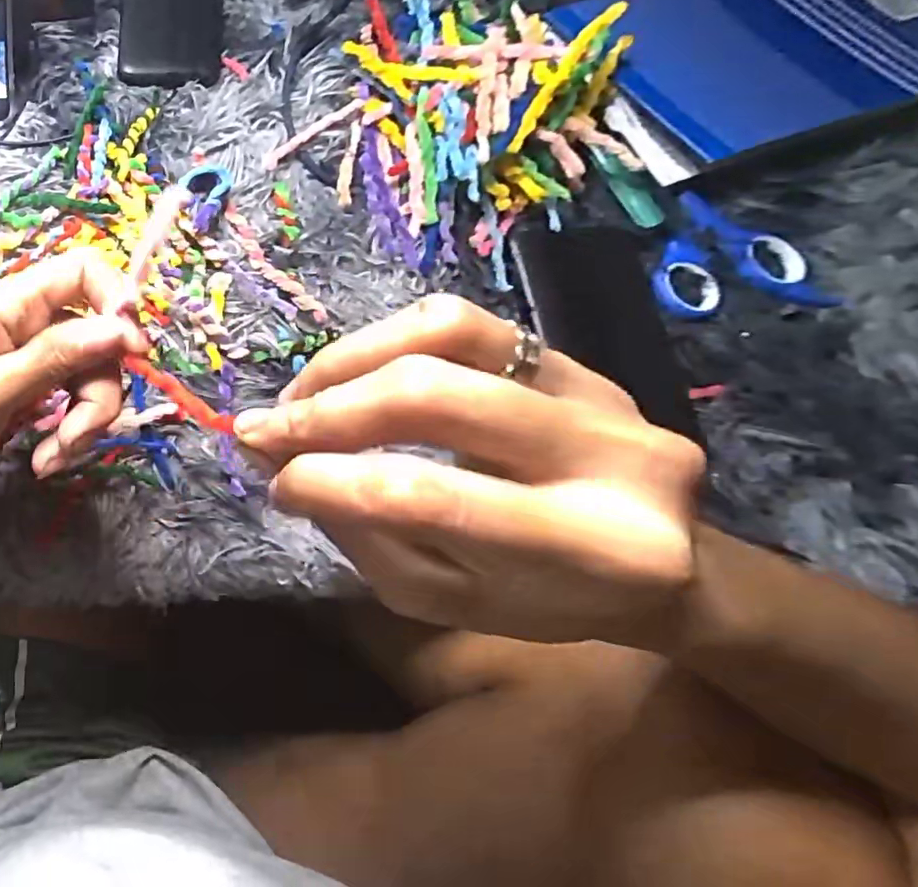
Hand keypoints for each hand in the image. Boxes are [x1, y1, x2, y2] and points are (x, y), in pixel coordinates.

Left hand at [0, 251, 149, 476]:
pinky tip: (47, 458)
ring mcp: (37, 346)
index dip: (118, 300)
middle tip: (76, 439)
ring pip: (95, 371)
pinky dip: (73, 428)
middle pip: (100, 335)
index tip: (131, 351)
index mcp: (11, 303)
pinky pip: (78, 392)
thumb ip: (53, 357)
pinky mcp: (40, 375)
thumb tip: (121, 329)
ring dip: (86, 420)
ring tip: (52, 458)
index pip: (84, 269)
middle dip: (100, 391)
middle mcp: (31, 317)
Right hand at [234, 295, 705, 647]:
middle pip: (429, 397)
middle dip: (325, 412)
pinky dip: (379, 340)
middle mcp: (611, 452)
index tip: (272, 481)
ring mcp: (592, 385)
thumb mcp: (439, 596)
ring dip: (344, 364)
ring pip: (441, 336)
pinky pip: (453, 320)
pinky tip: (345, 373)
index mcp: (592, 548)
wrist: (654, 558)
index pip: (424, 496)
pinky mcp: (563, 350)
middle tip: (262, 431)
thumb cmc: (537, 597)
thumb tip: (280, 465)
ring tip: (297, 399)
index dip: (327, 481)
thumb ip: (360, 531)